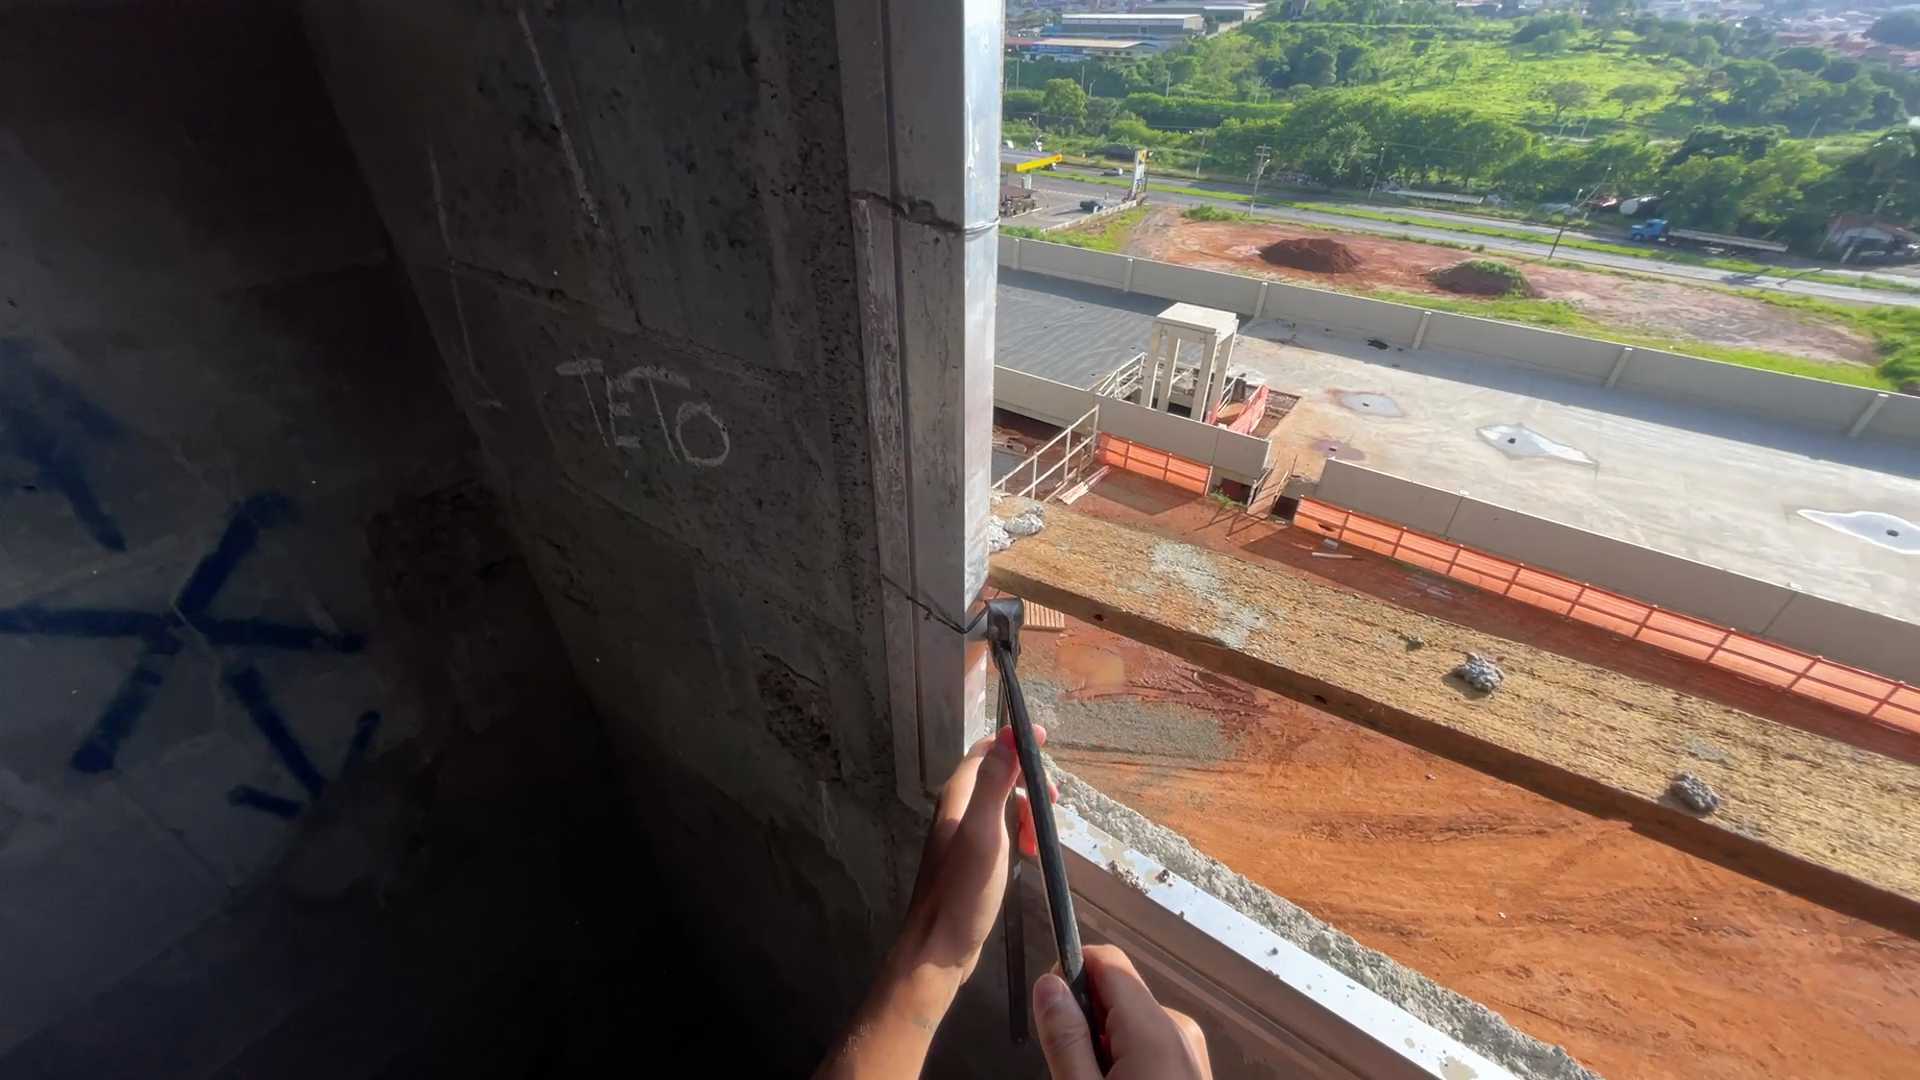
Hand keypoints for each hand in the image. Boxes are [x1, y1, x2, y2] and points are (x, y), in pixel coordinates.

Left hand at [890, 724, 1049, 985]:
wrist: (938, 949)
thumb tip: (1010, 734)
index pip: (986, 750)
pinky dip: (1018, 833)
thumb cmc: (963, 890)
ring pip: (1000, 804)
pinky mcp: (969, 859)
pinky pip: (999, 830)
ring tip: (1041, 837)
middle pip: (997, 775)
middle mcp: (957, 808)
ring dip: (1026, 810)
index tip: (1044, 745)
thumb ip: (994, 782)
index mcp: (958, 795)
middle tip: (1052, 801)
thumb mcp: (984, 831)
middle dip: (1027, 781)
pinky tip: (1029, 854)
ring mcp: (961, 834)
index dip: (1014, 742)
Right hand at [1033, 945, 1211, 1079]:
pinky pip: (1151, 1047)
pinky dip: (1129, 1064)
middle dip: (1087, 1022)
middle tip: (1076, 1072)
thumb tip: (1048, 982)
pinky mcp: (1196, 1073)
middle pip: (1116, 993)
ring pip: (1131, 1023)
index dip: (1071, 975)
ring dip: (1106, 1047)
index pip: (1106, 960)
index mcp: (1155, 1028)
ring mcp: (1192, 1053)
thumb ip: (1067, 1039)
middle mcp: (1178, 1029)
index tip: (1054, 1016)